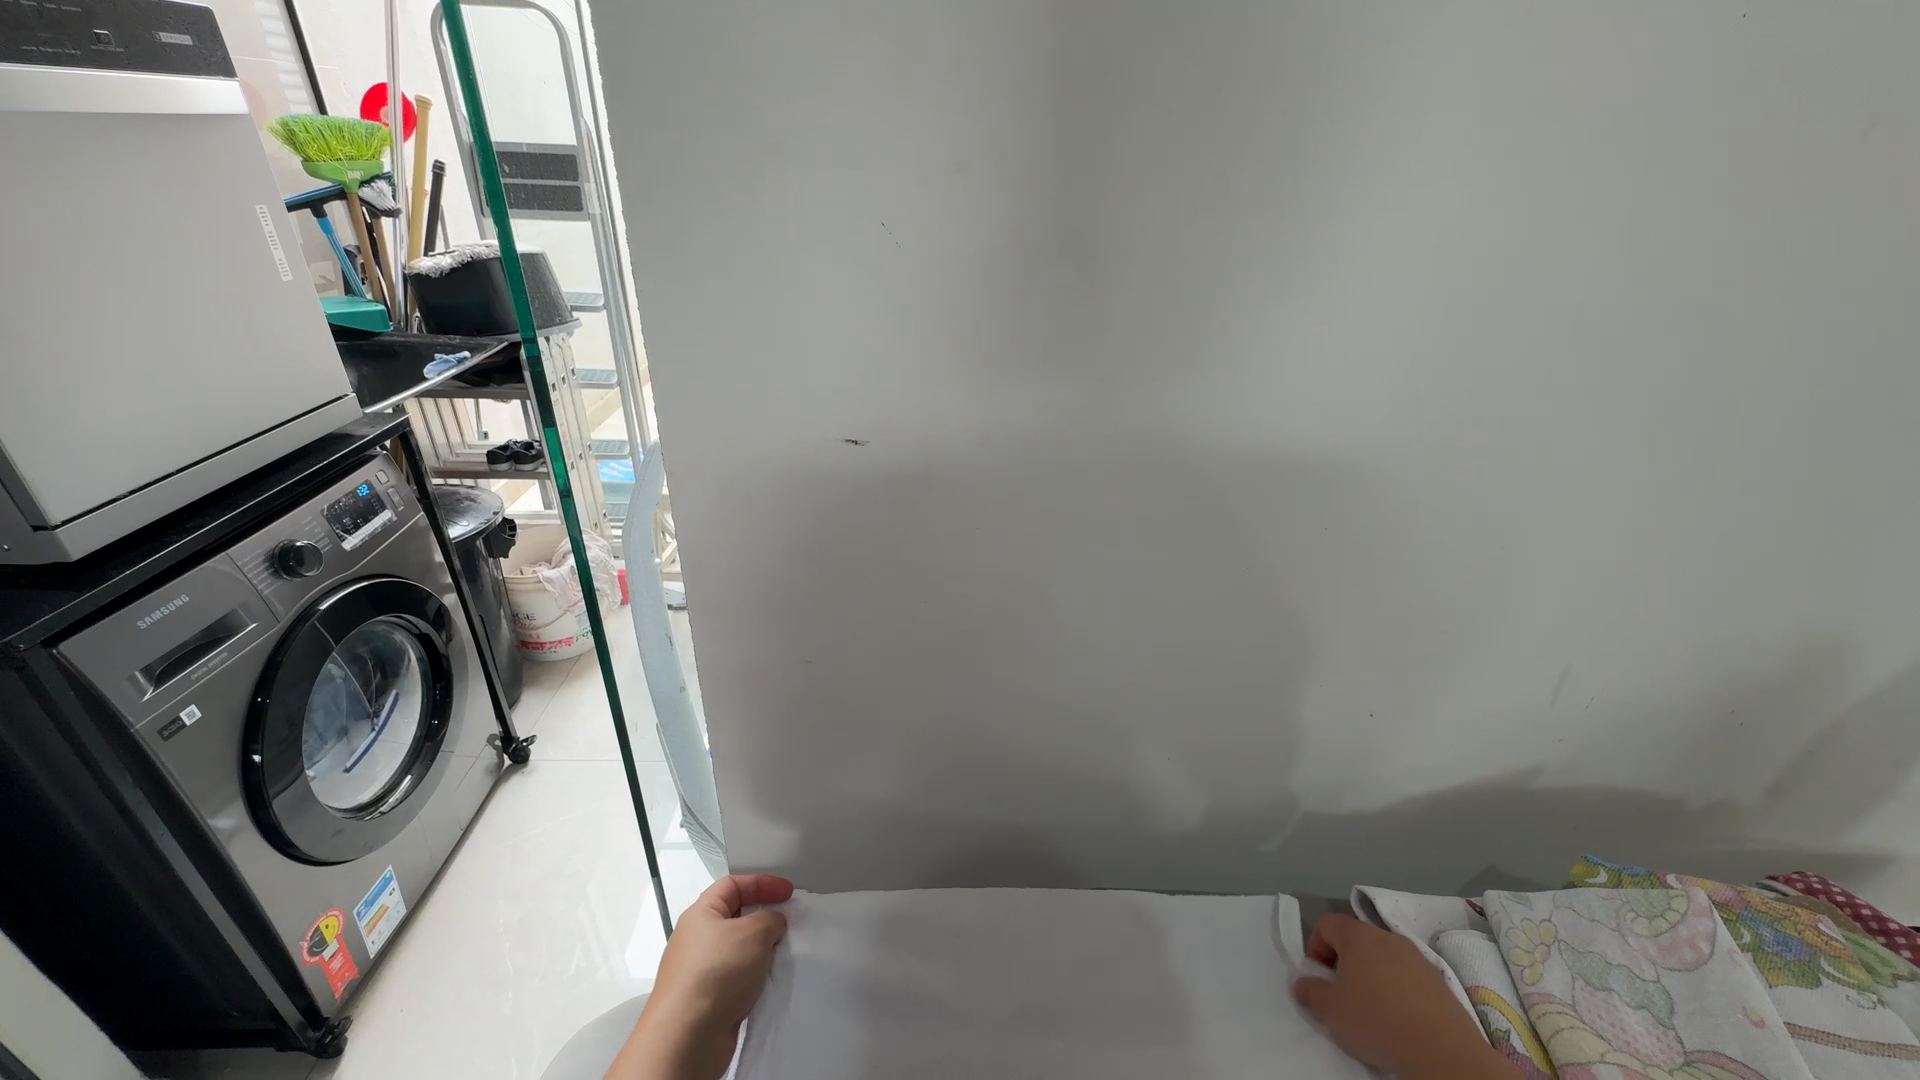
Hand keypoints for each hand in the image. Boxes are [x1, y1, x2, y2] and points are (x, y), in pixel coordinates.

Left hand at [607, 874, 794, 1079]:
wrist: (687, 1036)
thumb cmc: (718, 971)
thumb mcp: (754, 933)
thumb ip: (770, 919)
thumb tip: (773, 923)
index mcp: (700, 914)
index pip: (733, 885)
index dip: (762, 883)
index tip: (788, 893)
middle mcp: (697, 939)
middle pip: (735, 916)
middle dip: (764, 916)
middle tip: (789, 922)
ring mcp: (700, 970)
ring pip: (737, 948)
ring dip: (761, 949)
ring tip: (783, 953)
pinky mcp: (707, 998)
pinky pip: (736, 976)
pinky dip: (754, 975)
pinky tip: (769, 980)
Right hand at [1291, 914, 1517, 1079]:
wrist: (1442, 1050)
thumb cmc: (1376, 1020)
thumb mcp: (1330, 1011)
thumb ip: (1310, 992)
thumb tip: (1303, 984)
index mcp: (1358, 936)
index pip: (1327, 924)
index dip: (1315, 946)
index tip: (1318, 975)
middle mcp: (1387, 937)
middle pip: (1357, 938)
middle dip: (1344, 960)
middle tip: (1341, 991)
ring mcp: (1417, 957)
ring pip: (1384, 956)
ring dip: (1372, 974)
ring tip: (1372, 1007)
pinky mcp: (1439, 980)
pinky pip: (1408, 975)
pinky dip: (1398, 988)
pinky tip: (1399, 1017)